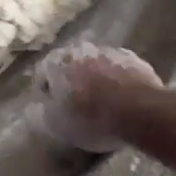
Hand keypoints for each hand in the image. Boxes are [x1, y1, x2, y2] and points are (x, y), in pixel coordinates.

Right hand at [30, 43, 162, 152]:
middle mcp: (78, 49)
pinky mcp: (133, 59)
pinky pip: (119, 68)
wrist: (140, 111)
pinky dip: (118, 79)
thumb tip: (35, 107)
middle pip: (69, 64)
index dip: (45, 91)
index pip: (41, 73)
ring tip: (104, 101)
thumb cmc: (92, 118)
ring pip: (95, 63)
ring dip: (95, 77)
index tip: (52, 108)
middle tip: (77, 103)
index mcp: (55, 62)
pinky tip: (125, 98)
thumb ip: (41, 114)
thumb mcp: (58, 126)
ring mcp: (107, 51)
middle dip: (71, 80)